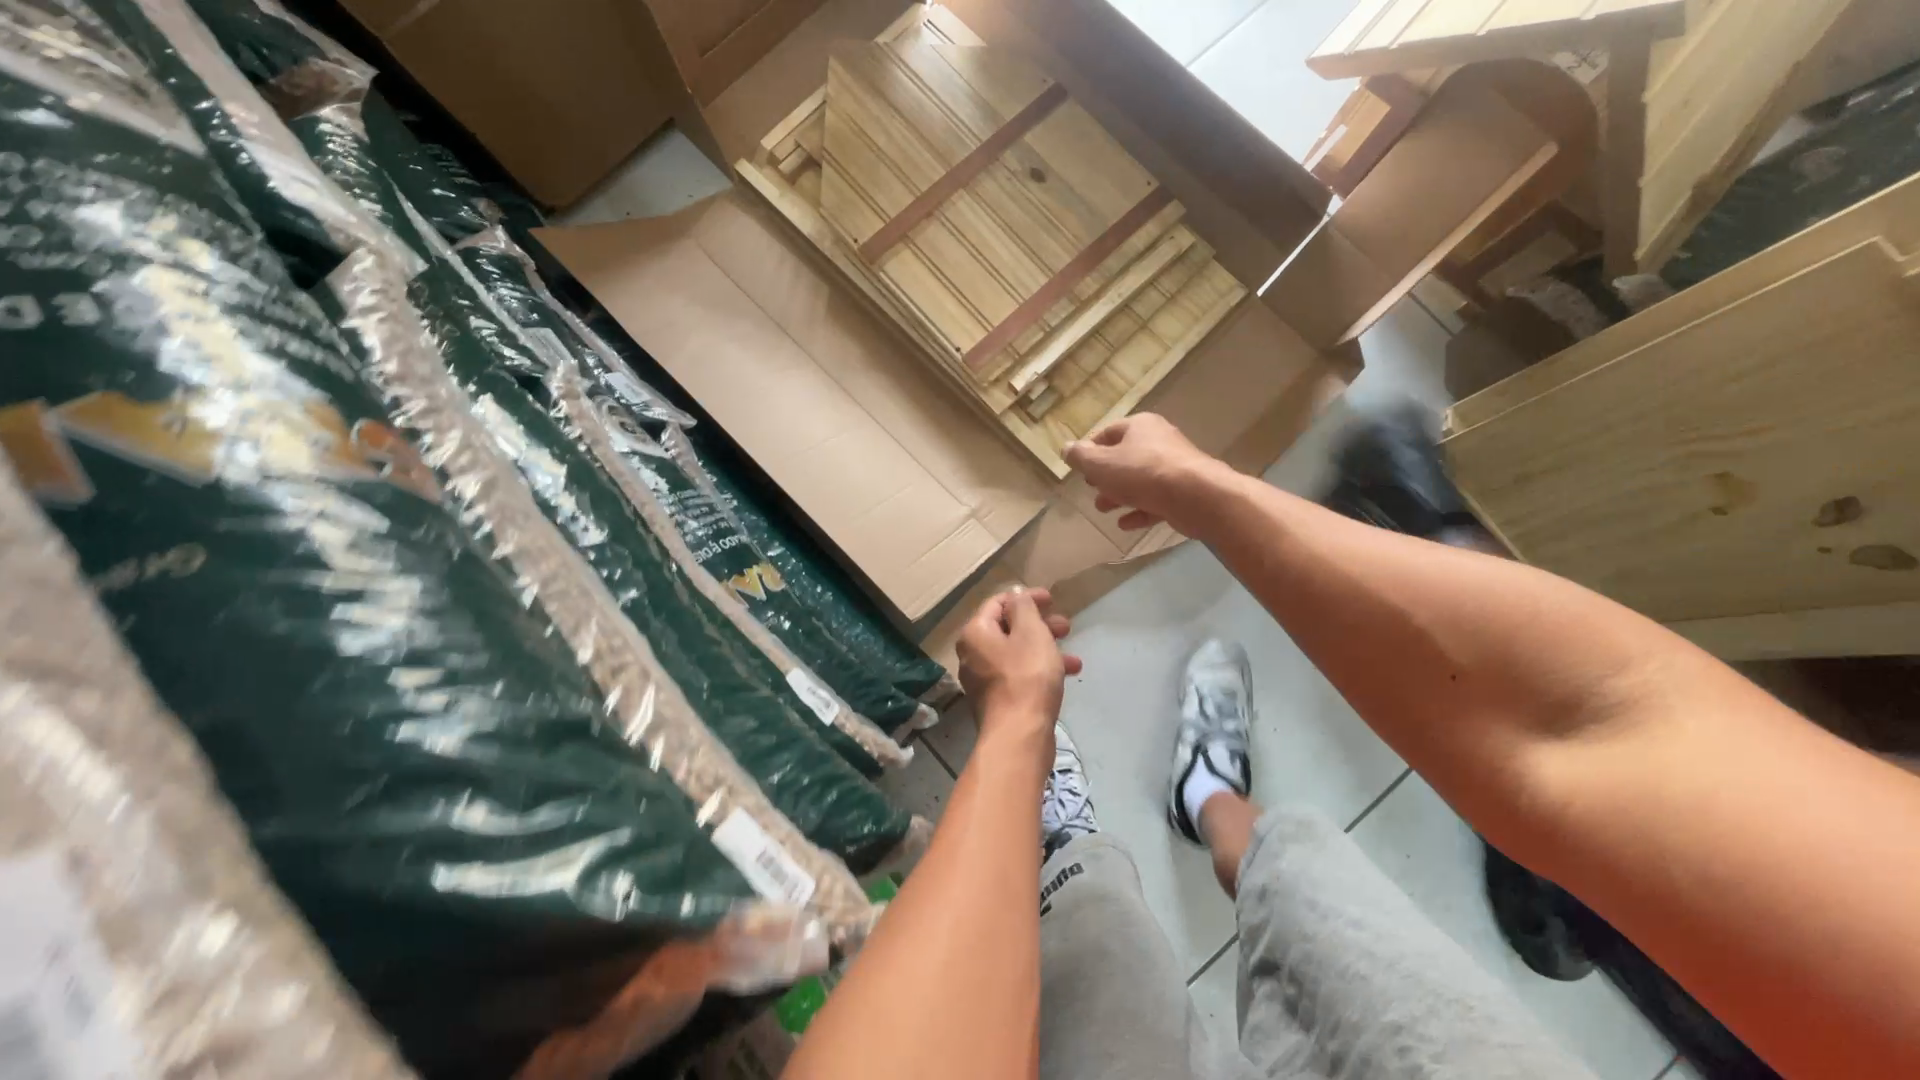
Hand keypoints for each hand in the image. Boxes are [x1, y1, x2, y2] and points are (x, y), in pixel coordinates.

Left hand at [956, 588, 1080, 746]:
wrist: (1019, 735)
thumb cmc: (1027, 677)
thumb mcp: (1031, 633)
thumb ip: (1024, 608)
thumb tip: (1015, 593)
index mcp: (975, 633)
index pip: (998, 603)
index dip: (1026, 598)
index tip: (1053, 600)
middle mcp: (972, 654)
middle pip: (1007, 629)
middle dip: (1039, 625)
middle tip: (1066, 627)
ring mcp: (982, 679)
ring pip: (1016, 654)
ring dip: (1045, 650)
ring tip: (1073, 658)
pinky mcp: (997, 700)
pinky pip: (1018, 675)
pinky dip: (1040, 670)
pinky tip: (1065, 677)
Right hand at [1064, 414, 1233, 535]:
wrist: (1195, 496)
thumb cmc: (1142, 473)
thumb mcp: (1101, 464)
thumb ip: (1080, 457)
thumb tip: (1066, 449)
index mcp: (1140, 426)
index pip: (1108, 433)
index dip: (1091, 450)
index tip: (1080, 468)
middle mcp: (1159, 441)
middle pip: (1125, 457)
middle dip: (1105, 476)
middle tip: (1092, 490)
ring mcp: (1173, 467)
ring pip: (1140, 480)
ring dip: (1120, 495)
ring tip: (1103, 509)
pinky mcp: (1183, 492)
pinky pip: (1156, 500)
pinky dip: (1139, 510)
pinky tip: (1125, 524)